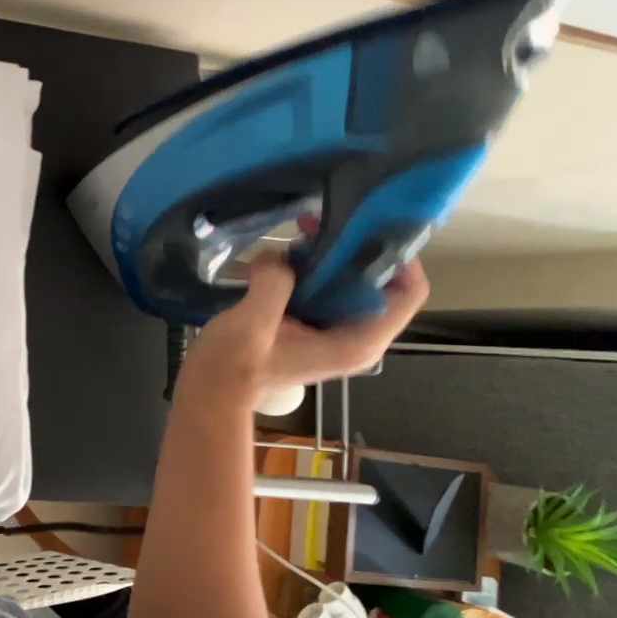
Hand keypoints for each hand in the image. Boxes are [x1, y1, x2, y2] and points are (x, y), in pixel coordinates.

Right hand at [177, 252, 427, 410]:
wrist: (209, 392)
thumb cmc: (232, 365)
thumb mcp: (252, 323)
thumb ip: (274, 283)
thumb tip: (277, 257)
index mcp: (356, 341)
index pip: (407, 293)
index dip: (396, 257)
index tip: (365, 227)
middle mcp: (353, 337)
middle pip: (377, 283)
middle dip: (352, 250)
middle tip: (318, 225)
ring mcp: (329, 333)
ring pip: (346, 285)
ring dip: (326, 257)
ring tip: (298, 234)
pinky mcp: (306, 329)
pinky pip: (321, 292)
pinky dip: (307, 271)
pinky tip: (281, 257)